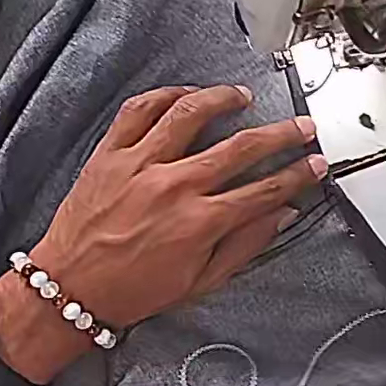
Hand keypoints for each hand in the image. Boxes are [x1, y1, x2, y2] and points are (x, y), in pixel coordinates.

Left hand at [0, 85, 325, 382]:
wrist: (71, 288)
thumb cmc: (133, 290)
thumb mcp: (200, 282)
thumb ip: (245, 245)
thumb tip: (281, 215)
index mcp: (199, 223)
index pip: (265, 189)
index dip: (298, 174)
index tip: (314, 163)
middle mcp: (174, 187)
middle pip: (241, 147)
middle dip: (282, 134)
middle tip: (301, 126)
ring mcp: (140, 165)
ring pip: (191, 114)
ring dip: (224, 99)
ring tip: (242, 96)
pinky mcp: (111, 154)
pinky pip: (140, 110)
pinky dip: (166, 95)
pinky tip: (185, 95)